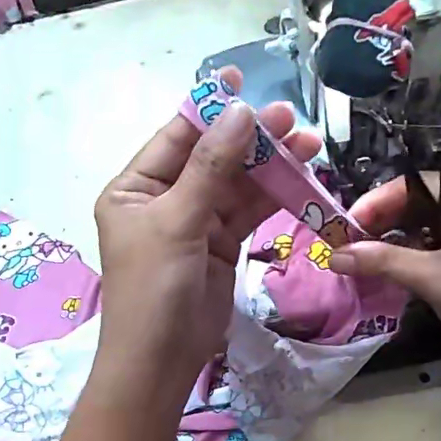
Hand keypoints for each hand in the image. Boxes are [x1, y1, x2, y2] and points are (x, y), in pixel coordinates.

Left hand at [93, 67, 320, 395]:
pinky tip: (298, 176)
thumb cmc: (154, 289)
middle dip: (249, 139)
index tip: (239, 79)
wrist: (162, 361)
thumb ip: (211, 168)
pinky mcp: (220, 245)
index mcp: (134, 188)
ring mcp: (194, 223)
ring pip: (235, 184)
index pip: (175, 138)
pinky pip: (247, 212)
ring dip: (268, 166)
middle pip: (211, 158)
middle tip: (289, 119)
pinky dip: (271, 196)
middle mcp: (163, 200)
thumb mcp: (177, 223)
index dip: (208, 108)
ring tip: (306, 144)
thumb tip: (240, 113)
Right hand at [330, 174, 440, 406]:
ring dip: (410, 247)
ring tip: (379, 266)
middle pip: (429, 204)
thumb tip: (335, 256)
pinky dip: (433, 260)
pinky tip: (416, 279)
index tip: (347, 227)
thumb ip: (384, 261)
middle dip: (392, 227)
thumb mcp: (439, 279)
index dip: (378, 203)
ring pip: (440, 227)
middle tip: (357, 248)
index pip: (419, 184)